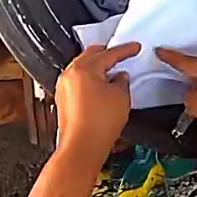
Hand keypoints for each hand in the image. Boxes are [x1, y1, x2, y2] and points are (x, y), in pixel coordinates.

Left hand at [55, 43, 139, 157]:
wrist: (82, 148)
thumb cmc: (98, 125)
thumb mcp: (121, 97)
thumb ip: (122, 81)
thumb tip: (120, 77)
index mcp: (84, 69)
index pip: (109, 53)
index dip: (125, 50)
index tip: (133, 48)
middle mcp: (70, 75)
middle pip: (91, 55)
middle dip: (107, 54)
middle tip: (121, 54)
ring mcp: (64, 87)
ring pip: (82, 67)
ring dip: (98, 67)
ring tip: (113, 72)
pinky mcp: (63, 99)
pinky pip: (78, 81)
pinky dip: (90, 79)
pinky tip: (100, 87)